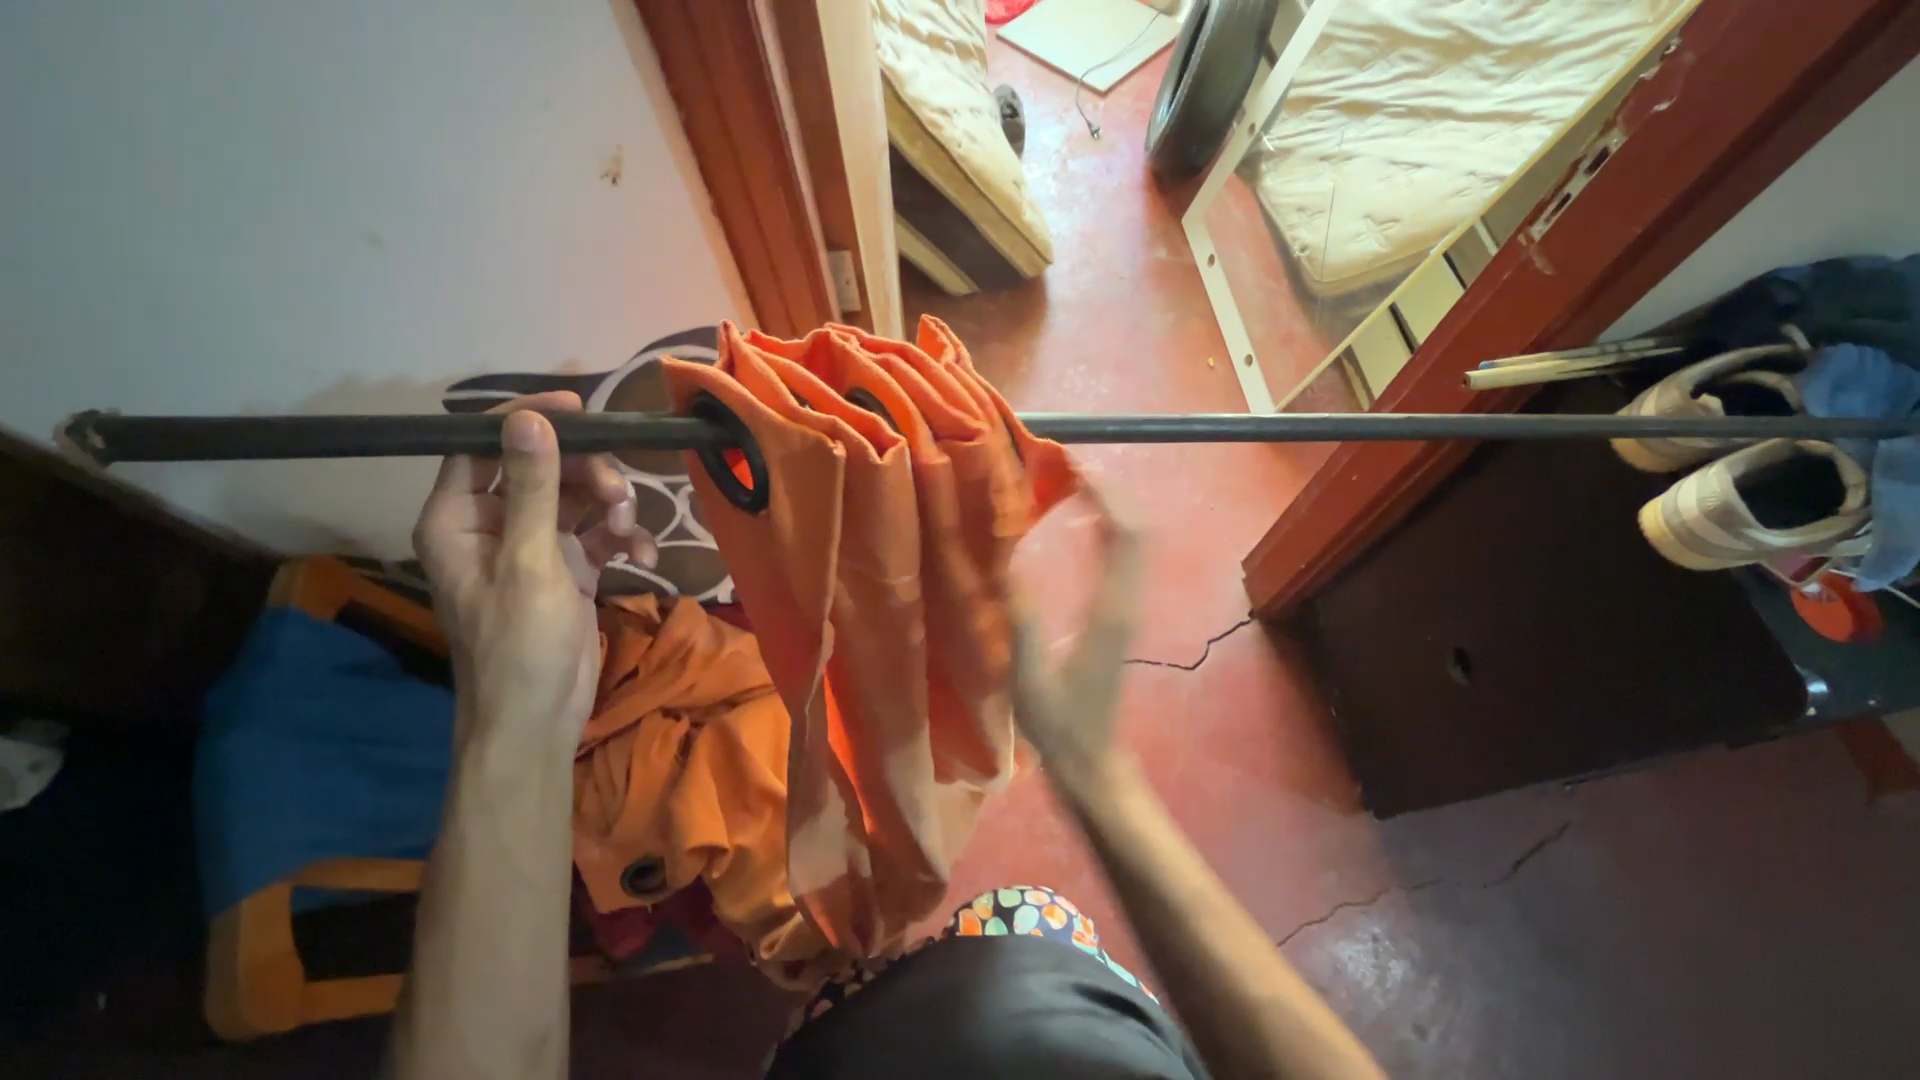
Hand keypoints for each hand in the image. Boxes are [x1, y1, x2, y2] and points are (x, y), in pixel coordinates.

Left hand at [412, 392, 657, 746]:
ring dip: (611, 507)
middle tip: (617, 493)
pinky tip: (644, 556)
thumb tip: (530, 418)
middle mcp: (494, 524)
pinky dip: (622, 538)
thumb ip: (533, 488)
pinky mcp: (569, 568)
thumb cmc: (519, 642)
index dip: (528, 421)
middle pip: (542, 468)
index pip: (483, 445)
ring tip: (630, 530)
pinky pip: (598, 534)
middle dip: (586, 474)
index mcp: (460, 518)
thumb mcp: (530, 561)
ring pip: (577, 498)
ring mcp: (534, 546)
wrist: (539, 717)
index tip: (580, 411)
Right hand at [1009, 490, 1142, 792]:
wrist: (1092, 763)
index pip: (1124, 534)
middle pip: (1135, 528)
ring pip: (1132, 540)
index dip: (1105, 492)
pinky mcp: (1119, 615)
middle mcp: (1127, 601)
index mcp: (1109, 610)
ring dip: (1108, 505)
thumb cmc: (1059, 726)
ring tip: (1070, 482)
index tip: (1073, 463)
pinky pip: (1121, 556)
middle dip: (1108, 489)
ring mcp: (1127, 607)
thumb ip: (1023, 618)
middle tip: (1066, 464)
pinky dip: (1105, 527)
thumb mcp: (1030, 677)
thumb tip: (1010, 557)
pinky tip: (1077, 523)